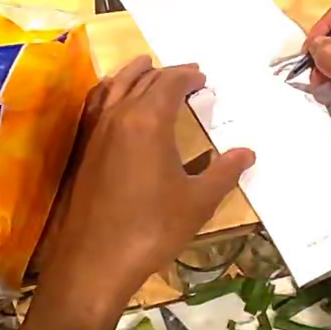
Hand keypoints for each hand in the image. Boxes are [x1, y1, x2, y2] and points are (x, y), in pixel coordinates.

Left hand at [35, 56, 252, 315]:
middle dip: (166, 73)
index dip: (188, 76)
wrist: (94, 262)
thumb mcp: (198, 201)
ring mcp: (95, 132)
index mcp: (148, 120)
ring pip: (114, 87)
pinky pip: (96, 106)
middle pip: (143, 80)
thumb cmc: (152, 228)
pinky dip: (108, 92)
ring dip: (134, 74)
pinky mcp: (83, 150)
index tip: (203, 77)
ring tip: (146, 67)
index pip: (170, 83)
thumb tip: (247, 153)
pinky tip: (112, 101)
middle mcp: (118, 116)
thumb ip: (224, 172)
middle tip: (186, 74)